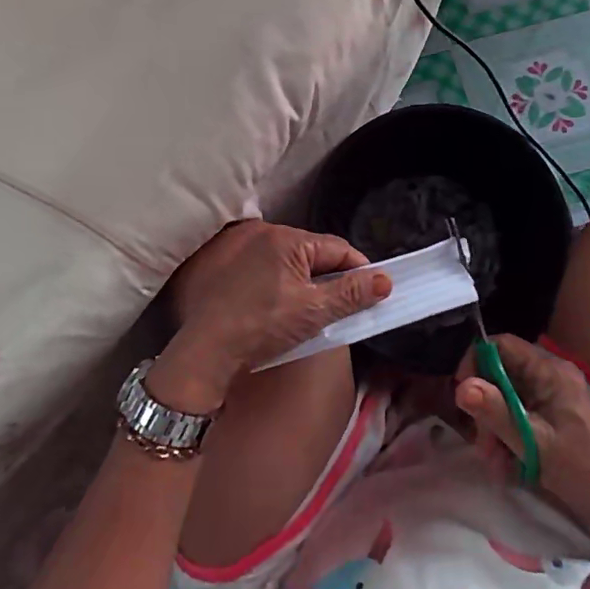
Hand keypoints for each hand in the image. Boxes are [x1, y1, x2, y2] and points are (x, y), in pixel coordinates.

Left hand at [148, 221, 391, 412]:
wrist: (204, 354)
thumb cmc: (261, 327)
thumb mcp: (315, 311)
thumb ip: (352, 293)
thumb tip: (385, 280)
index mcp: (287, 239)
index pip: (338, 248)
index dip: (359, 270)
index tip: (370, 293)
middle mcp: (264, 235)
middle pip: (315, 254)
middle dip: (332, 277)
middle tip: (343, 306)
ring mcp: (243, 251)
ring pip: (292, 263)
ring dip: (308, 282)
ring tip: (315, 310)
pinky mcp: (229, 270)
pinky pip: (270, 271)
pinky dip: (284, 285)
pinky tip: (284, 309)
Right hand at [454, 334, 589, 534]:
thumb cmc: (582, 468)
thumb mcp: (533, 441)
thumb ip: (496, 412)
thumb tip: (461, 386)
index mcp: (550, 372)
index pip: (502, 346)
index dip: (477, 363)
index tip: (463, 395)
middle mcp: (551, 377)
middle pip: (502, 375)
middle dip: (486, 409)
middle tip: (484, 446)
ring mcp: (553, 398)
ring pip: (508, 400)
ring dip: (496, 431)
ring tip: (497, 465)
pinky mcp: (554, 419)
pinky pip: (520, 418)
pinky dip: (510, 440)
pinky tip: (509, 468)